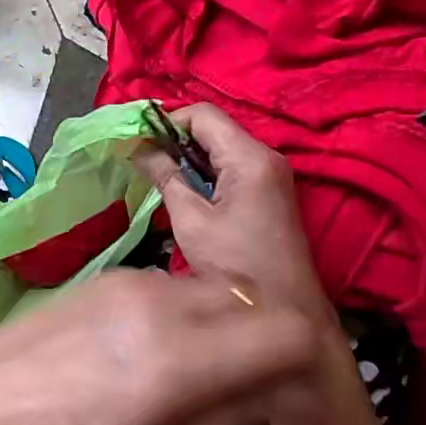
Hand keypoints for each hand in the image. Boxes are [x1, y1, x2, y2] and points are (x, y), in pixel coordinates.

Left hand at [0, 270, 321, 424]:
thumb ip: (226, 422)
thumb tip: (273, 390)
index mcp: (180, 358)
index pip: (289, 332)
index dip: (301, 365)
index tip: (282, 393)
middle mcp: (166, 302)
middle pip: (256, 301)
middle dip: (263, 340)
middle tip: (239, 384)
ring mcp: (135, 279)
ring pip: (216, 290)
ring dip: (224, 325)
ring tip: (188, 371)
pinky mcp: (111, 273)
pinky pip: (176, 287)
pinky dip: (186, 315)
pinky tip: (148, 351)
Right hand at [133, 103, 335, 328]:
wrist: (285, 309)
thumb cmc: (234, 265)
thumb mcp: (192, 220)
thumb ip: (166, 177)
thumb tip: (140, 149)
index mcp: (249, 157)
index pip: (203, 115)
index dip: (167, 123)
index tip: (140, 145)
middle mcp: (265, 156)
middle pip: (213, 128)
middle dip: (176, 141)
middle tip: (145, 163)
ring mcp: (271, 174)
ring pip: (221, 148)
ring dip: (189, 159)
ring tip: (160, 179)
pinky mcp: (269, 192)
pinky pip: (231, 168)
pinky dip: (206, 174)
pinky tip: (187, 195)